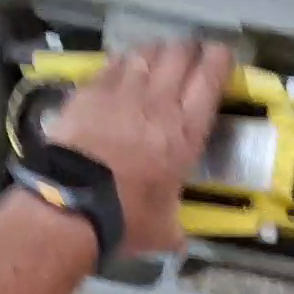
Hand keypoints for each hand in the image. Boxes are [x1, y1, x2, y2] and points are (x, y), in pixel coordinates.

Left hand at [48, 41, 234, 256]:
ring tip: (156, 59)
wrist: (72, 203)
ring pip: (148, 51)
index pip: (211, 78)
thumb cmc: (126, 217)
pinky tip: (122, 70)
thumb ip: (175, 229)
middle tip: (189, 56)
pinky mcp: (91, 89)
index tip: (222, 56)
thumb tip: (180, 243)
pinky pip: (114, 63)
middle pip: (180, 53)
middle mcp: (160, 102)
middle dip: (189, 49)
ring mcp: (123, 91)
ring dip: (157, 51)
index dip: (220, 60)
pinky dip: (123, 63)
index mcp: (186, 132)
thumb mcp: (162, 230)